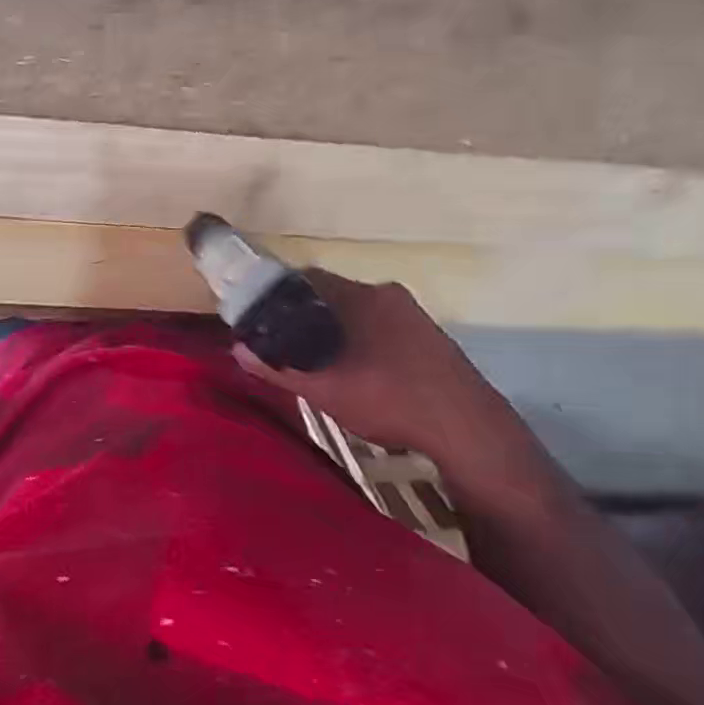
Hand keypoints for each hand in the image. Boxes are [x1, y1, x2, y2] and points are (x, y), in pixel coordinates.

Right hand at [232, 270, 514, 458]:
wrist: (464, 425)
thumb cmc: (388, 399)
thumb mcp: (324, 389)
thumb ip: (279, 368)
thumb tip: (239, 349)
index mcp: (361, 296)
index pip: (308, 279)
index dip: (281, 297)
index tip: (265, 320)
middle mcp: (388, 294)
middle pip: (335, 295)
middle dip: (310, 317)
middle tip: (290, 347)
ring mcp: (414, 314)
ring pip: (362, 314)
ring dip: (340, 331)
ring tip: (323, 364)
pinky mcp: (431, 336)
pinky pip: (386, 329)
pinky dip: (366, 342)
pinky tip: (364, 374)